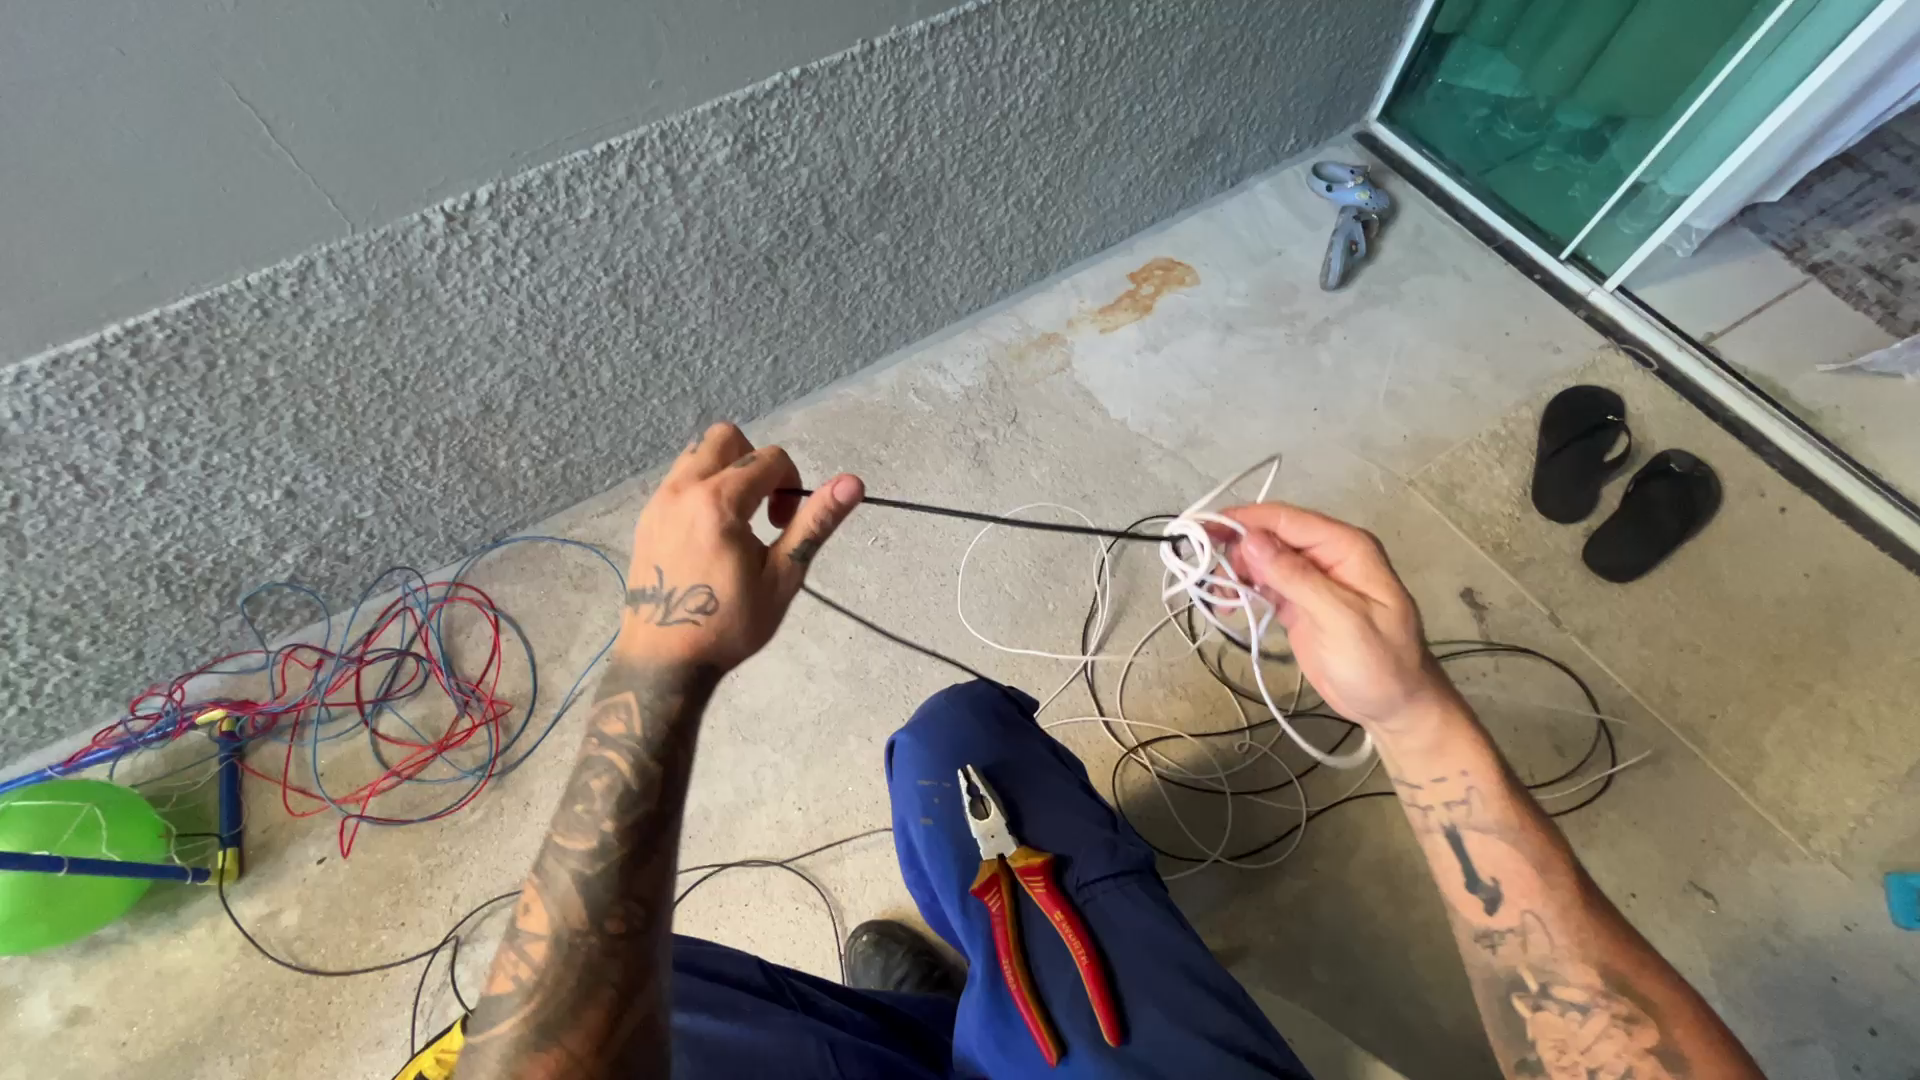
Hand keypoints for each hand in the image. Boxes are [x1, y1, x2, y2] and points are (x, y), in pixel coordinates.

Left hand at [613, 422, 863, 672]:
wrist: (664, 660)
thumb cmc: (730, 624)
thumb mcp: (782, 577)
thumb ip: (814, 523)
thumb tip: (853, 483)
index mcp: (720, 502)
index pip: (770, 458)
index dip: (791, 485)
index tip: (785, 525)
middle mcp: (683, 489)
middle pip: (727, 436)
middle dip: (756, 461)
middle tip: (764, 508)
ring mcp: (658, 501)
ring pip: (697, 453)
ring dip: (727, 471)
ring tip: (738, 519)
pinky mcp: (646, 517)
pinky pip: (679, 478)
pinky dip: (703, 487)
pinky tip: (712, 533)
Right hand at [1217, 502, 1457, 734]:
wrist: (1395, 706)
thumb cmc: (1378, 663)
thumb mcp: (1340, 619)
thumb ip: (1296, 577)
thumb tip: (1250, 540)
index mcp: (1344, 547)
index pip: (1285, 519)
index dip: (1242, 520)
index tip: (1201, 529)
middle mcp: (1325, 554)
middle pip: (1269, 535)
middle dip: (1233, 547)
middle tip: (1204, 571)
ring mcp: (1311, 578)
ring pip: (1260, 558)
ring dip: (1233, 572)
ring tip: (1216, 597)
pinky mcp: (1298, 601)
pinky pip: (1262, 583)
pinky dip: (1240, 590)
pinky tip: (1227, 606)